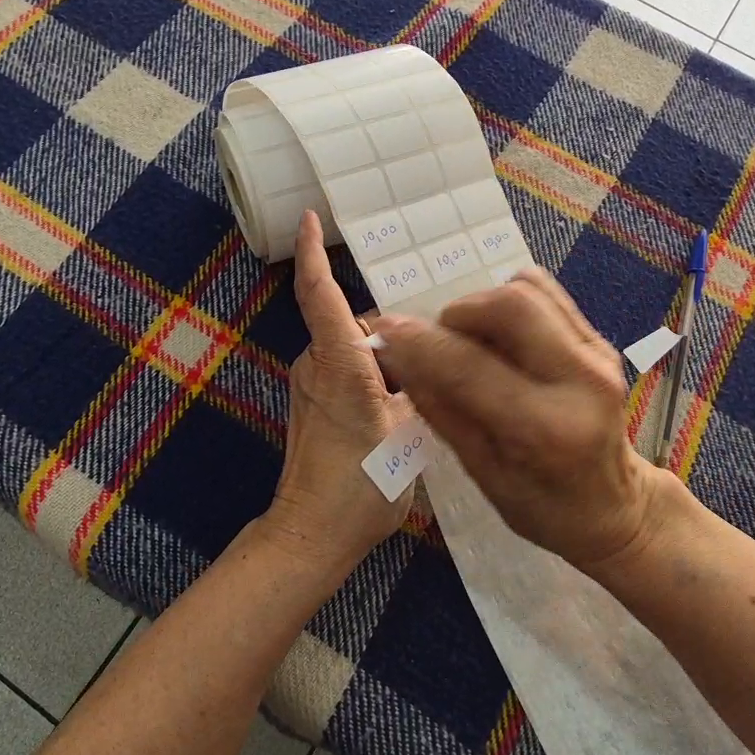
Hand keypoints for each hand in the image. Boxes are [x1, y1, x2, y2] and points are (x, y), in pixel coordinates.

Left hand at [261, 211, 413, 573]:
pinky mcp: (312, 406)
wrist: (310, 537)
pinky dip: (378, 376)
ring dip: (391, 358)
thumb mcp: (408, 436)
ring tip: (434, 375)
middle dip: (396, 328)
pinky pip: (349, 373)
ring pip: (357, 351)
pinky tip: (411, 400)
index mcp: (339, 363)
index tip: (310, 218)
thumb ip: (419, 389)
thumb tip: (428, 362)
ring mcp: (310, 386)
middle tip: (443, 338)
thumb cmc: (360, 486)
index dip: (313, 253)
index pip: (319, 294)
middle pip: (356, 324)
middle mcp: (316, 365)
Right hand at [370, 268, 660, 571]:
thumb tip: (394, 354)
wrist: (613, 507)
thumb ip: (439, 408)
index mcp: (546, 429)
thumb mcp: (480, 471)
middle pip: (509, 305)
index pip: (470, 367)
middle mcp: (580, 380)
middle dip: (457, 314)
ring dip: (483, 306)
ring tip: (471, 342)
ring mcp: (597, 354)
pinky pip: (545, 294)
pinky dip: (509, 302)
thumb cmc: (542, 506)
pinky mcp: (600, 341)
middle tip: (440, 343)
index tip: (384, 331)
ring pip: (528, 290)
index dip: (419, 343)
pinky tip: (499, 336)